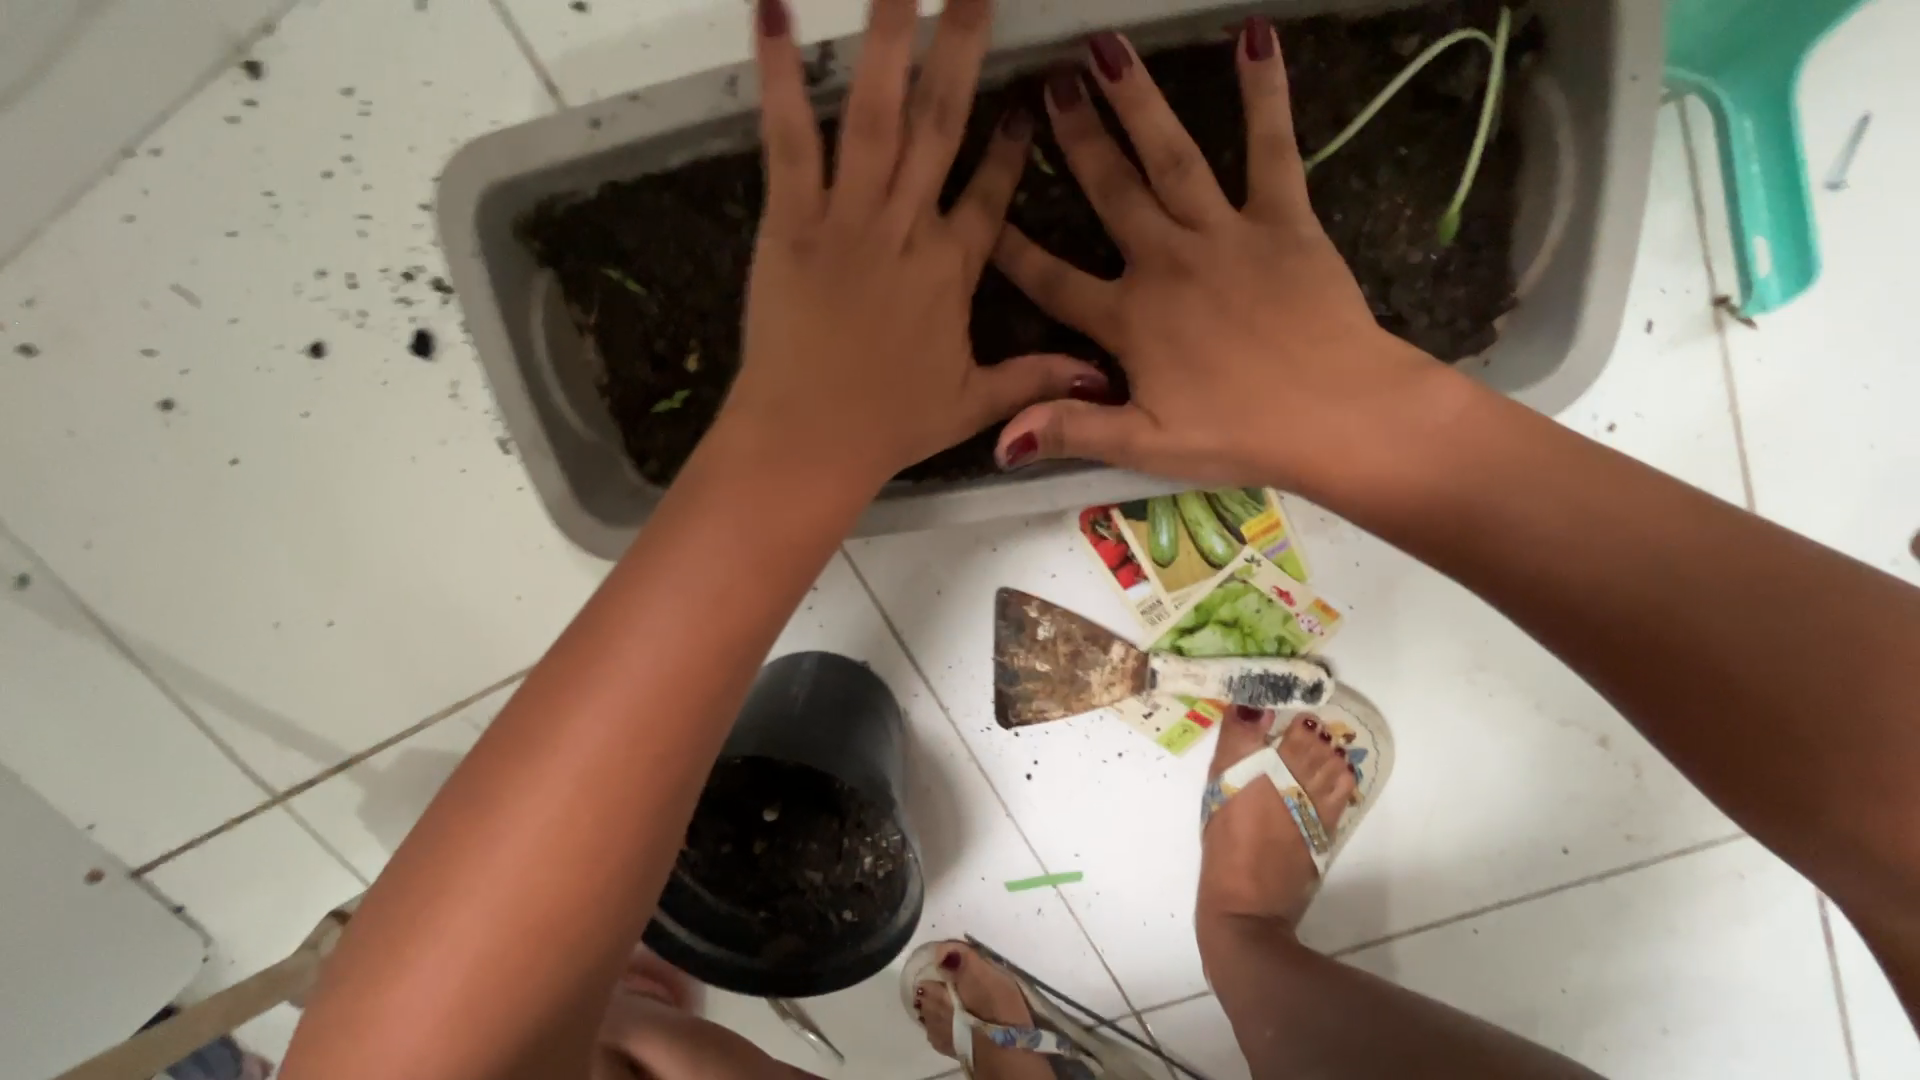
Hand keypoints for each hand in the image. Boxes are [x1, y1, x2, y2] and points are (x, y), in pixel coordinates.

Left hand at [717, 0, 1106, 489]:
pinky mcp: (790, 223)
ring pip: (876, 115)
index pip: (990, 197)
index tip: (1025, 100)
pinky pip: (789, 140)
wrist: (811, 440)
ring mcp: (849, 220)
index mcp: (953, 272)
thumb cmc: (887, 427)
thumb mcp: (971, 405)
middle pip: (941, 126)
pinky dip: (782, 76)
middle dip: (962, 47)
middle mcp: (909, 230)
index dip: (1009, 149)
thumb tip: (1098, 375)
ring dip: (889, 37)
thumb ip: (1033, 381)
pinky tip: (777, 11)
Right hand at [990, 20, 1447, 491]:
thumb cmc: (1240, 435)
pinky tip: (1255, 34)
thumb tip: (998, 442)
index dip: (1010, 248)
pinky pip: (1272, 147)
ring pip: (1171, 156)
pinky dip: (1264, 92)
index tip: (979, 209)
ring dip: (1138, 100)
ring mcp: (1225, 234)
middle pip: (1110, 193)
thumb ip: (1071, 431)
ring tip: (1107, 47)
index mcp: (1128, 319)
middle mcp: (1166, 262)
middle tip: (1049, 85)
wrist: (1340, 414)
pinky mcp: (1283, 221)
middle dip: (1077, 139)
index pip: (1051, 281)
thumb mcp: (1145, 446)